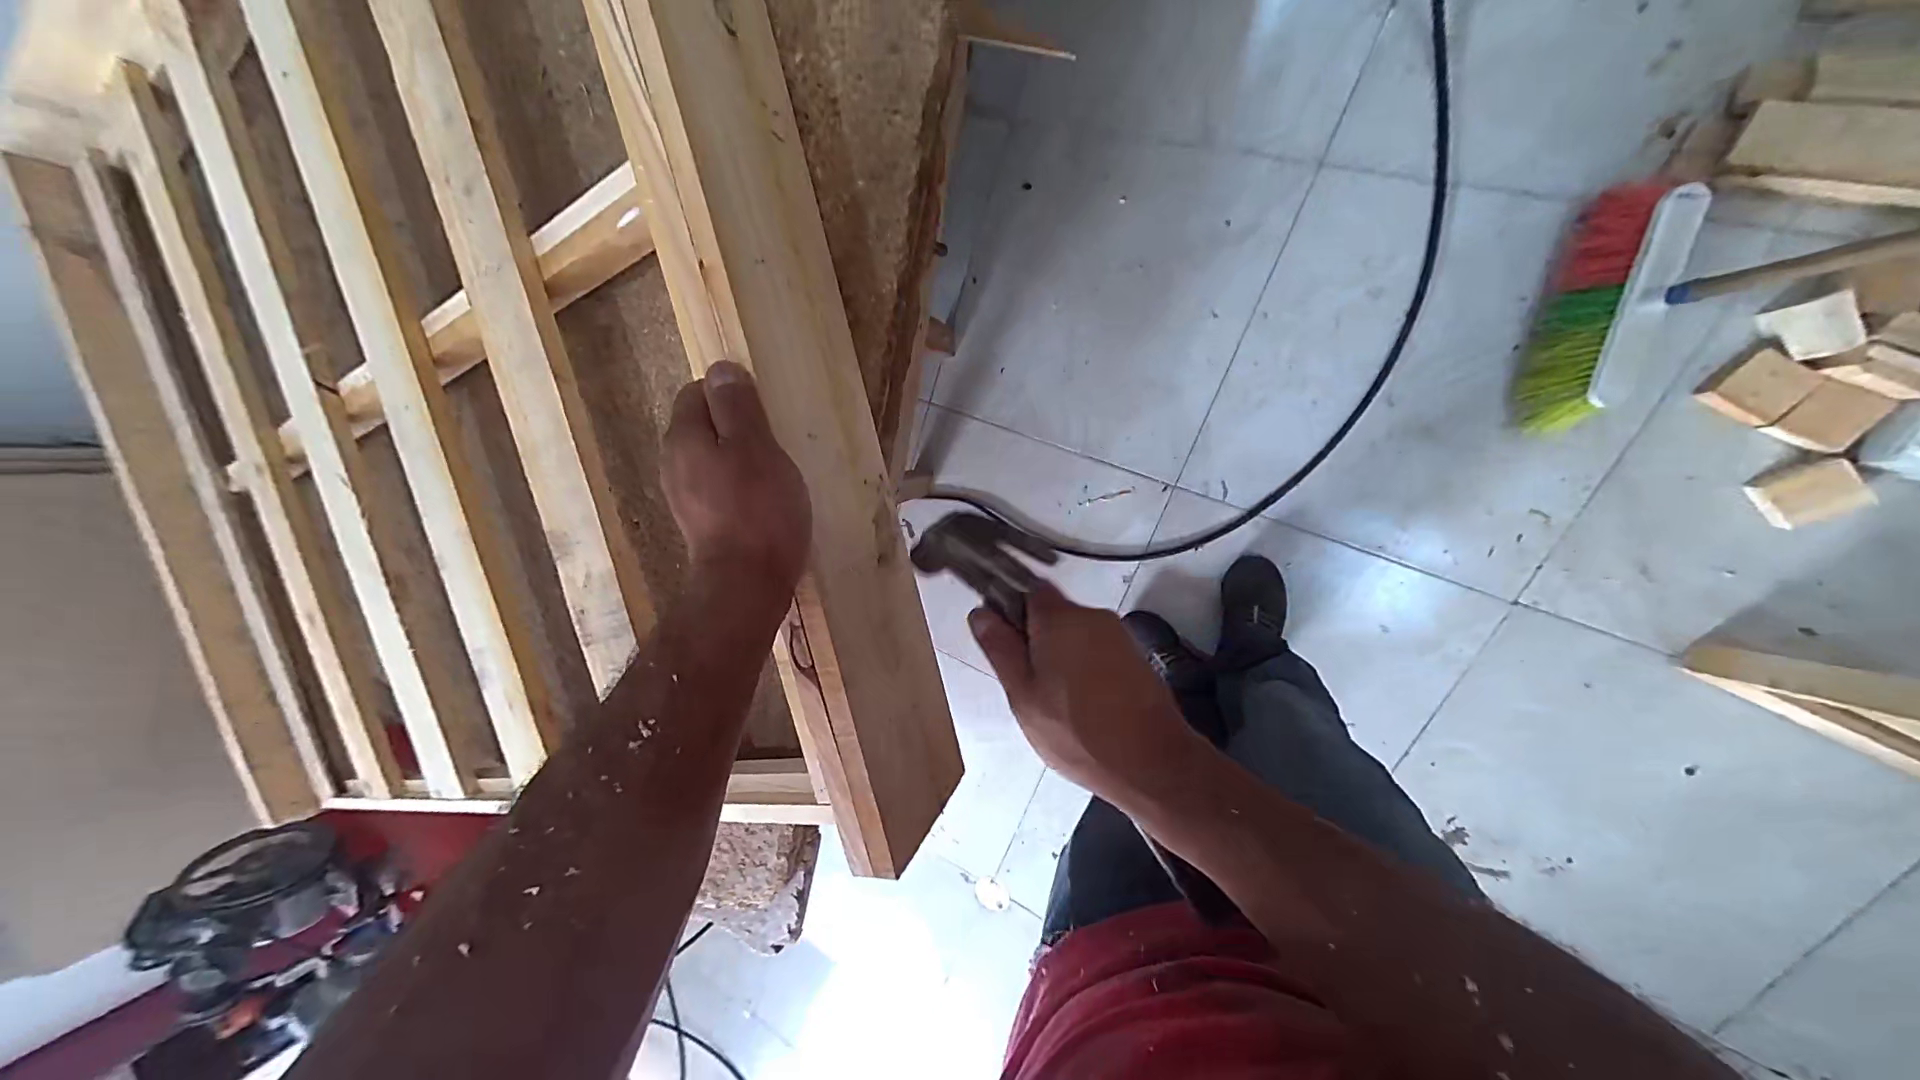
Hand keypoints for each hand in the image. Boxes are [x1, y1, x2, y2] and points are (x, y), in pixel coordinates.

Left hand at [662, 361, 810, 595]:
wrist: (746, 585)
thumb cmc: (758, 510)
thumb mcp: (756, 447)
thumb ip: (738, 406)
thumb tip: (721, 368)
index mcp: (684, 437)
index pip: (698, 393)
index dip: (731, 395)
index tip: (765, 414)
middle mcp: (674, 463)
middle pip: (704, 427)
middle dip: (737, 428)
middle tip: (775, 444)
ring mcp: (684, 498)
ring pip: (712, 460)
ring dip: (740, 460)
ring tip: (775, 476)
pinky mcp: (701, 525)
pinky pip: (718, 490)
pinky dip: (739, 489)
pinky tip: (763, 505)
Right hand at [969, 586, 1212, 810]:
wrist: (1150, 762)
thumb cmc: (1081, 733)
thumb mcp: (1023, 694)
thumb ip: (1000, 648)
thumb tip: (981, 616)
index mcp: (1059, 618)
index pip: (1026, 590)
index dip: (1009, 611)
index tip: (1002, 639)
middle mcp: (1092, 617)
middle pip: (1052, 613)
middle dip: (1035, 639)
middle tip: (1026, 682)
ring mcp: (1117, 635)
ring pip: (1074, 634)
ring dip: (1060, 656)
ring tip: (1056, 700)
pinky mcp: (1134, 656)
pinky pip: (1096, 650)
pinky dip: (1085, 669)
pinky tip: (1082, 704)